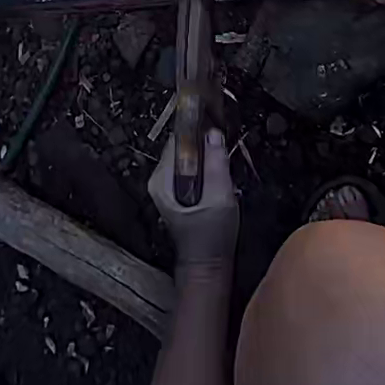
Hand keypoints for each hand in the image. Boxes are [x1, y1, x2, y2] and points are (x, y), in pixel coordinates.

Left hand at [149, 128, 238, 269]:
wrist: (209, 266)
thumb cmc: (212, 235)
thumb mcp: (219, 198)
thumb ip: (216, 165)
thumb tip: (213, 133)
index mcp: (161, 180)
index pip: (177, 140)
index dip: (196, 128)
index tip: (215, 118)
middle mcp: (159, 180)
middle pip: (183, 146)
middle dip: (204, 142)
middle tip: (225, 143)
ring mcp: (168, 186)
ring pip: (190, 156)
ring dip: (207, 155)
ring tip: (224, 158)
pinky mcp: (179, 191)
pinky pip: (193, 167)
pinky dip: (207, 166)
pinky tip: (220, 173)